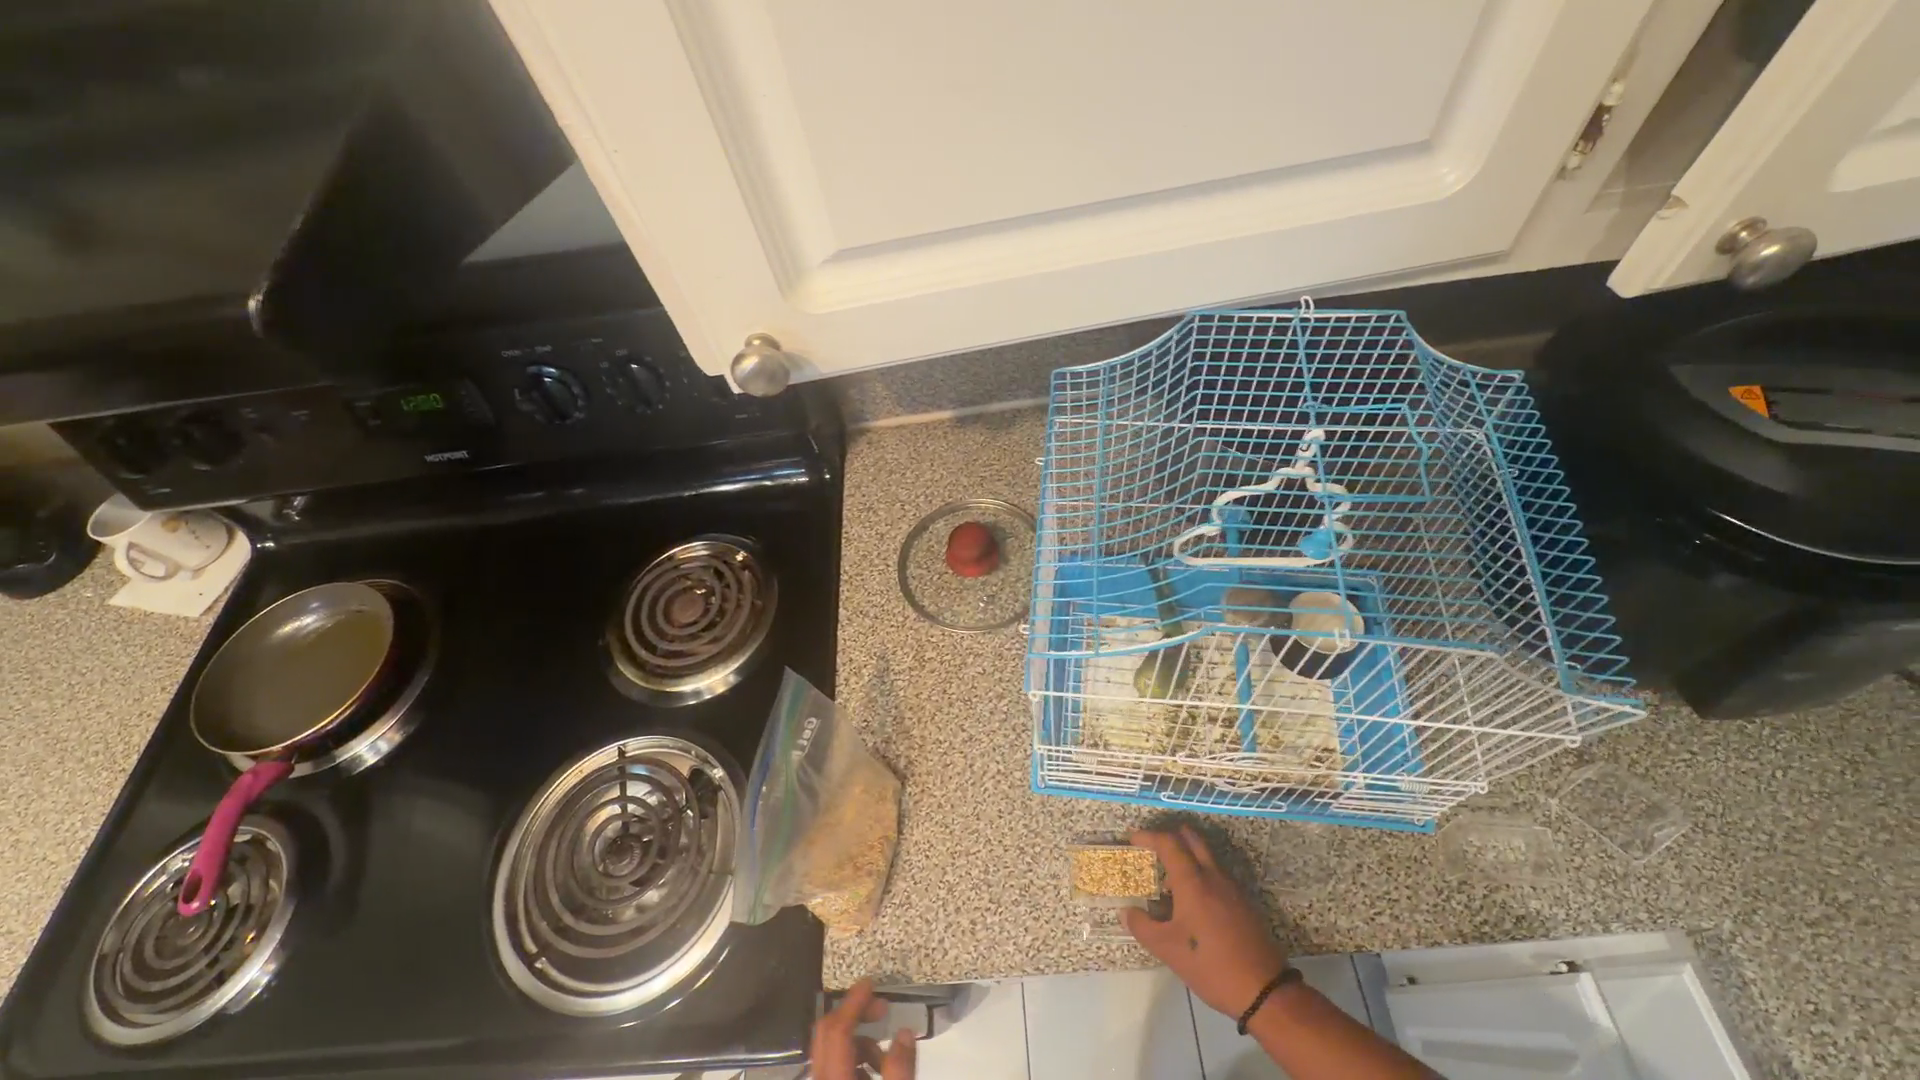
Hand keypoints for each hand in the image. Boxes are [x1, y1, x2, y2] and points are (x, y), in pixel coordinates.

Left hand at [810, 978, 916, 1078]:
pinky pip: (831, 1062)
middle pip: (827, 1032)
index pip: (837, 1030)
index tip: (869, 983)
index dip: (853, 1003)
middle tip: (882, 1008)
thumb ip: (900, 1068)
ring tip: (883, 1052)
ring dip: (858, 1040)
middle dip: (855, 1014)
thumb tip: (905, 1032)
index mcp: (834, 1077)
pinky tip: (873, 1069)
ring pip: (830, 1047)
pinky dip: (852, 1056)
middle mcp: (819, 1076)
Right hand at [1122, 826, 1287, 1016]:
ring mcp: (1233, 889)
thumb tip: (1127, 911)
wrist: (1262, 989)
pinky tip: (1194, 900)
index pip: (1169, 844)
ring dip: (1188, 856)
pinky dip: (1202, 874)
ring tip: (1170, 877)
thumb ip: (1142, 926)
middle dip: (1173, 835)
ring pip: (1208, 858)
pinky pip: (1218, 876)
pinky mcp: (1244, 903)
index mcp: (1193, 882)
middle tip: (1153, 845)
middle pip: (1193, 840)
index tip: (1133, 839)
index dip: (1149, 836)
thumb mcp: (1167, 949)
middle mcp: (1215, 877)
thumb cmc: (1208, 964)